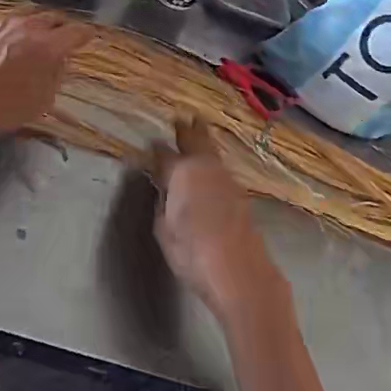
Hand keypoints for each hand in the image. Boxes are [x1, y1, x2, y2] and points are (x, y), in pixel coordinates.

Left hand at [0, 12, 94, 142]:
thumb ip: (56, 76)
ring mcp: (2, 21)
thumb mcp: (40, 101)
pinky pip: (3, 23)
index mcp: (47, 47)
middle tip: (60, 42)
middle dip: (61, 29)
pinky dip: (9, 32)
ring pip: (28, 18)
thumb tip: (61, 61)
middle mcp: (28, 27)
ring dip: (34, 29)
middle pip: (54, 18)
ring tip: (28, 46)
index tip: (89, 38)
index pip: (77, 32)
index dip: (86, 34)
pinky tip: (0, 49)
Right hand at [150, 119, 286, 321]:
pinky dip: (213, 163)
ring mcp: (227, 178)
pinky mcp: (240, 193)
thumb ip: (163, 204)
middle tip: (182, 119)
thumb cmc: (193, 252)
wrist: (239, 271)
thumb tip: (165, 190)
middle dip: (188, 130)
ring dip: (203, 143)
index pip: (164, 154)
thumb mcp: (164, 229)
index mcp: (183, 171)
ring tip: (196, 134)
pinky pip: (221, 168)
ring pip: (212, 153)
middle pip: (196, 140)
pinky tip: (209, 169)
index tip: (150, 147)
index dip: (156, 151)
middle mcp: (206, 167)